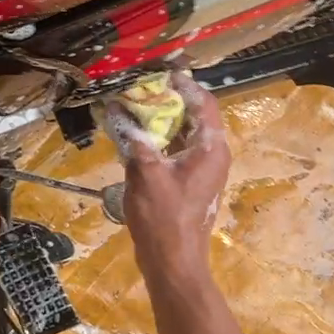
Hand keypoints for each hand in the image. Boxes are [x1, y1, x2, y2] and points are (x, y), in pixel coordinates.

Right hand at [109, 71, 229, 285]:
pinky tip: (136, 136)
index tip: (160, 74)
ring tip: (135, 108)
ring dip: (162, 120)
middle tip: (140, 90)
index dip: (184, 86)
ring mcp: (203, 169)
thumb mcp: (145, 174)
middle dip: (169, 101)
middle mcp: (213, 155)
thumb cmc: (163, 217)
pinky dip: (160, 139)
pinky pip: (177, 150)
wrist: (172, 259)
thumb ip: (135, 139)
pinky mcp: (190, 181)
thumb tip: (120, 110)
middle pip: (195, 116)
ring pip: (185, 133)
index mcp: (210, 149)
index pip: (203, 104)